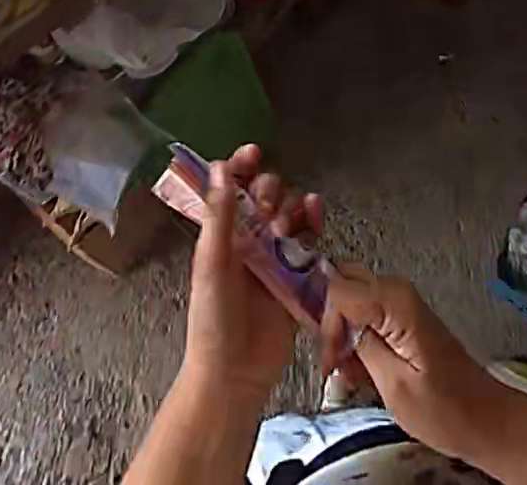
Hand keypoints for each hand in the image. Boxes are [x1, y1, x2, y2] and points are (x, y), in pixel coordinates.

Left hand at [183, 144, 323, 404]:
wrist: (235, 373)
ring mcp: (273, 255)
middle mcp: (247, 237)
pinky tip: (315, 213)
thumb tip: (219, 168)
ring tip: (288, 218)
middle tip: (268, 206)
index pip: (230, 188)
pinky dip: (313, 223)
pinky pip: (308, 241)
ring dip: (291, 205)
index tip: (252, 153)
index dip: (240, 166)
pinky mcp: (296, 274)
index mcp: (221, 232)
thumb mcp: (211, 262)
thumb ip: (219, 216)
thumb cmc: (213, 319)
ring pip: (289, 214)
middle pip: (264, 196)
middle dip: (269, 190)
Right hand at [322, 270, 526, 484]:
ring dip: (342, 330)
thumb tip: (332, 319)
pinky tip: (361, 368)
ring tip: (348, 371)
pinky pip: (364, 310)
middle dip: (329, 320)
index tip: (331, 362)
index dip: (326, 323)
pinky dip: (355, 335)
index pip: (338, 289)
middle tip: (332, 360)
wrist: (488, 421)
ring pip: (350, 296)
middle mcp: (395, 290)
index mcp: (394, 301)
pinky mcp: (401, 314)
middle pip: (342, 281)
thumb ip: (360, 344)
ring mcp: (399, 300)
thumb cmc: (445, 410)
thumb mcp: (395, 385)